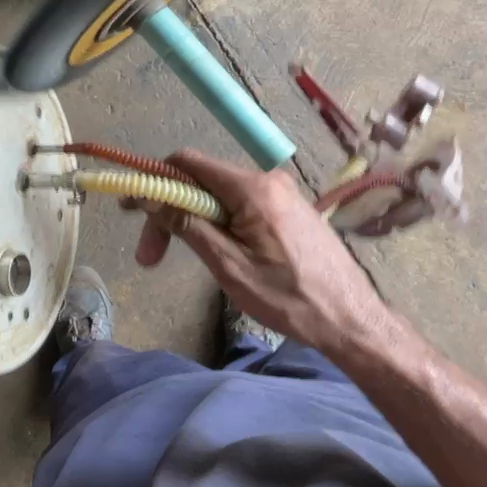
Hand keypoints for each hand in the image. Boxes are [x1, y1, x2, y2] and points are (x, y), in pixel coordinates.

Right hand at [133, 150, 392, 354]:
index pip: (187, 163)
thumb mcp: (229, 266)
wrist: (354, 322)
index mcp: (252, 187)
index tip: (131, 210)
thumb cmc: (290, 298)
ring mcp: (281, 193)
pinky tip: (216, 252)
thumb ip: (187, 225)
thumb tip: (150, 197)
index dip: (154, 181)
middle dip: (170, 211)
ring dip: (193, 220)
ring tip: (182, 259)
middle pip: (200, 181)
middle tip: (150, 256)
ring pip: (219, 194)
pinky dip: (217, 222)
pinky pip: (240, 204)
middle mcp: (267, 179)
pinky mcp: (288, 209)